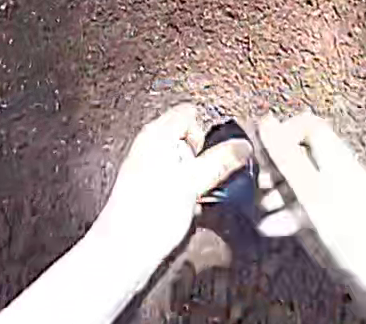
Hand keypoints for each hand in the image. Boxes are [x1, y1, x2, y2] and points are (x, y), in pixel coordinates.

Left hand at [88, 104, 252, 268]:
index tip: (207, 159)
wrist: (122, 252)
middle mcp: (148, 142)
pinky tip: (178, 209)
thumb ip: (220, 161)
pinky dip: (179, 188)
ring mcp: (143, 163)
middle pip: (185, 136)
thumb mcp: (194, 183)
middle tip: (198, 180)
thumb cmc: (151, 214)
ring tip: (188, 198)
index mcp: (158, 132)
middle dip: (198, 158)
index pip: (190, 113)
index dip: (204, 135)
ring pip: (179, 160)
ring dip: (190, 176)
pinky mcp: (142, 185)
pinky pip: (169, 177)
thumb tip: (243, 146)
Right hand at [256, 113, 365, 300]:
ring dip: (278, 192)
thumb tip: (266, 121)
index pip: (306, 125)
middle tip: (259, 183)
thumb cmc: (352, 230)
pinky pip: (307, 208)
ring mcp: (337, 194)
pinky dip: (288, 215)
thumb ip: (287, 156)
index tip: (263, 151)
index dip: (282, 133)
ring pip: (301, 182)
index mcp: (333, 155)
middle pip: (301, 153)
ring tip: (262, 208)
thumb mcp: (311, 190)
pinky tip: (273, 228)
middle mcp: (336, 169)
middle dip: (275, 167)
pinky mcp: (337, 220)